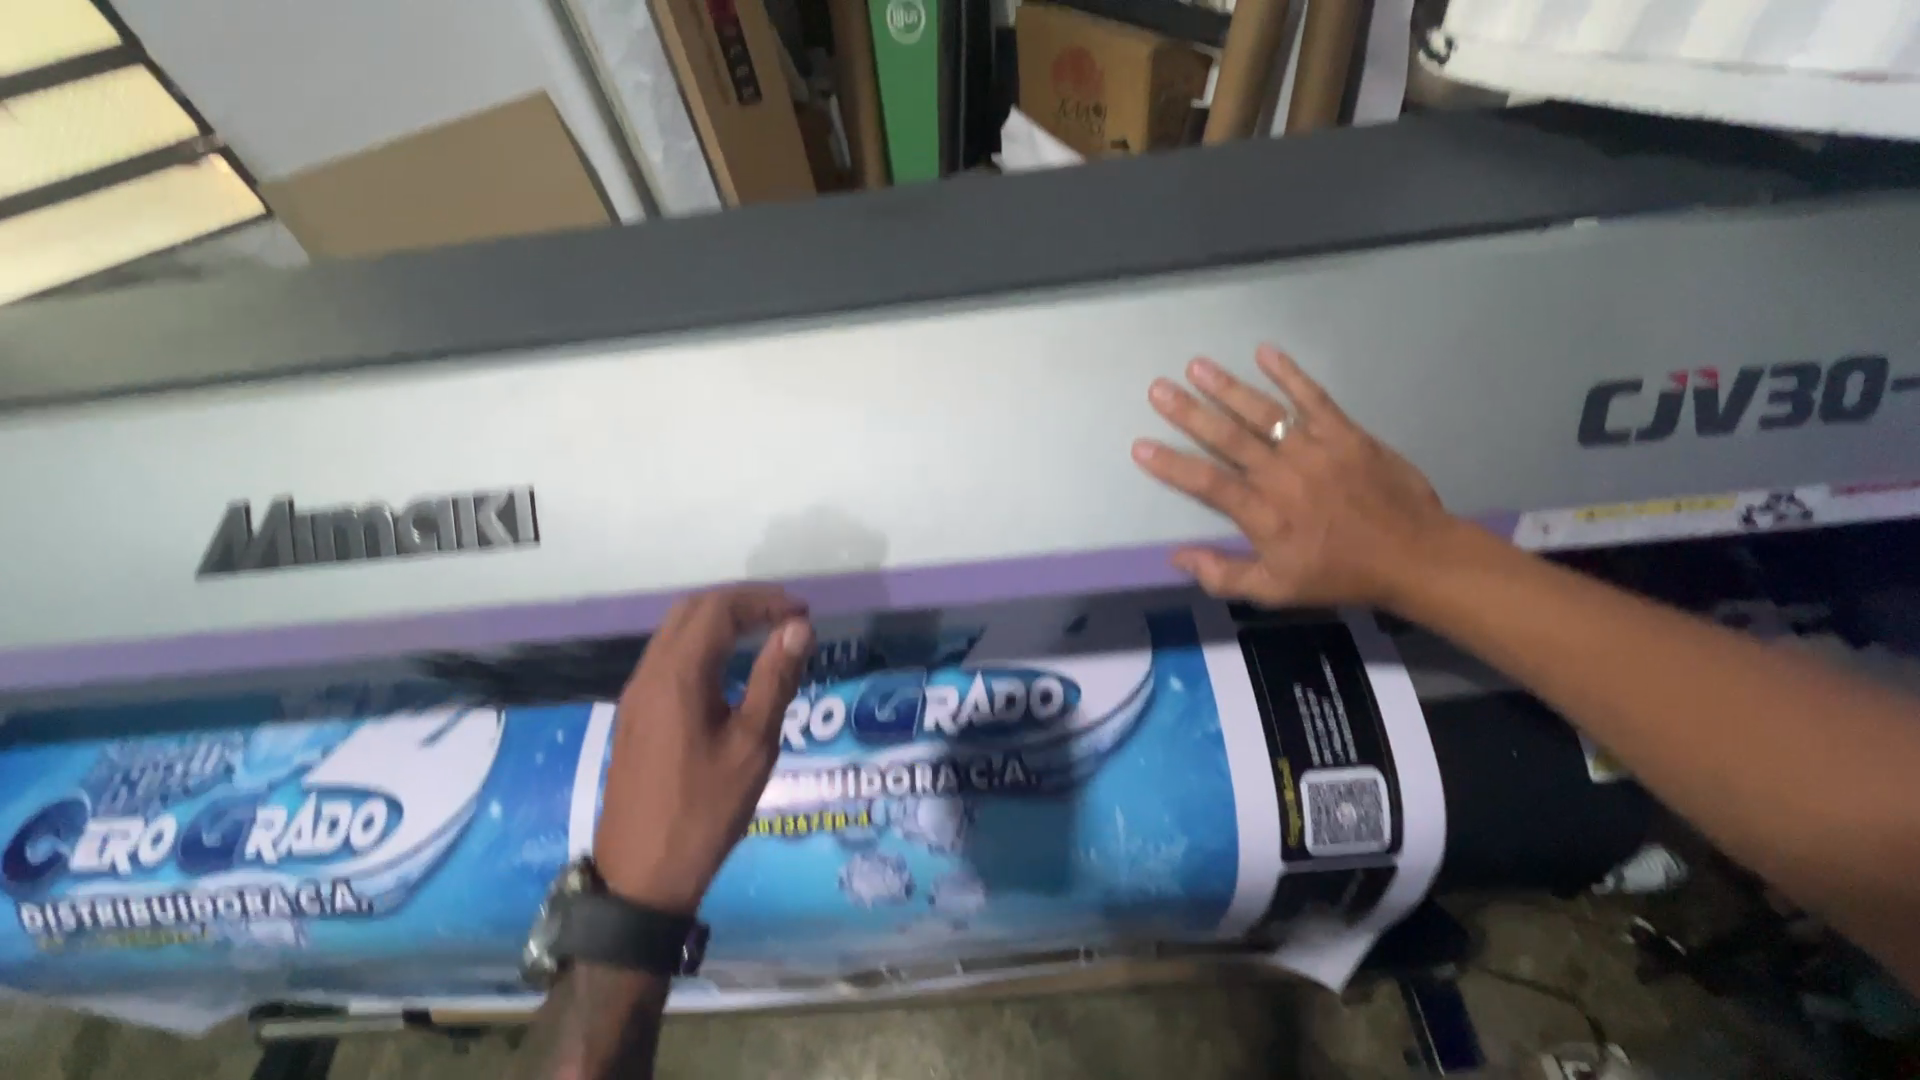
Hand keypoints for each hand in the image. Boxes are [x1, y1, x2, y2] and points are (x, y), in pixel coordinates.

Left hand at [594, 585, 813, 913]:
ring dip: (720, 620)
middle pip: (693, 610)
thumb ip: (775, 679)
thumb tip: (799, 628)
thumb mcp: (753, 745)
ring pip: (676, 631)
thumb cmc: (705, 810)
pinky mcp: (636, 714)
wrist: (641, 875)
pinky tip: (730, 668)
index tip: (803, 613)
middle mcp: (650, 674)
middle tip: (787, 617)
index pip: (719, 609)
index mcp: (677, 676)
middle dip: (742, 603)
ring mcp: (637, 694)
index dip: (764, 601)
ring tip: (765, 633)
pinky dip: (703, 644)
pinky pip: (669, 657)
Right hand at [1132, 345, 1459, 610]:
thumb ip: (1224, 575)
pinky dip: (1290, 374)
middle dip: (1189, 413)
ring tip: (1197, 366)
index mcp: (1264, 514)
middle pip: (1228, 438)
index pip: (1207, 484)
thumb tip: (1176, 558)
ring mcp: (1316, 450)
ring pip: (1264, 413)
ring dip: (1228, 388)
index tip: (1141, 446)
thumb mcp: (1276, 591)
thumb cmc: (1339, 574)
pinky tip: (1265, 352)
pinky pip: (1314, 398)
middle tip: (1158, 389)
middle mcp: (1283, 475)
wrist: (1413, 555)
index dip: (1172, 465)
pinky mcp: (1345, 434)